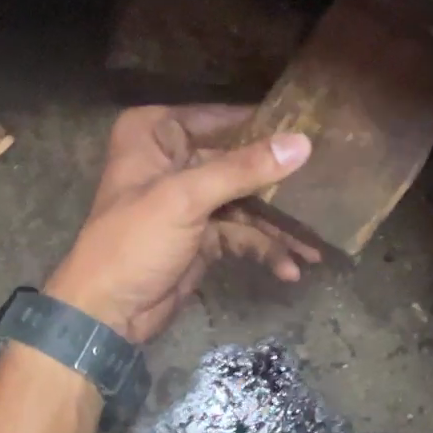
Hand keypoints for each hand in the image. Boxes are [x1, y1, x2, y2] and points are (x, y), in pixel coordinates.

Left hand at [45, 105, 318, 342]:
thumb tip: (302, 142)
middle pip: (239, 163)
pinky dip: (263, 249)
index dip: (264, 126)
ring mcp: (189, 201)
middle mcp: (173, 160)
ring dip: (278, 227)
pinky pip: (241, 234)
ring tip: (314, 246)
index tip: (313, 131)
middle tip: (326, 191)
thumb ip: (244, 169)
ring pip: (245, 203)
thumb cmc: (134, 242)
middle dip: (279, 186)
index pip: (220, 119)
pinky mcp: (201, 237)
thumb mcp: (186, 198)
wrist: (107, 313)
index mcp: (156, 134)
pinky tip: (289, 268)